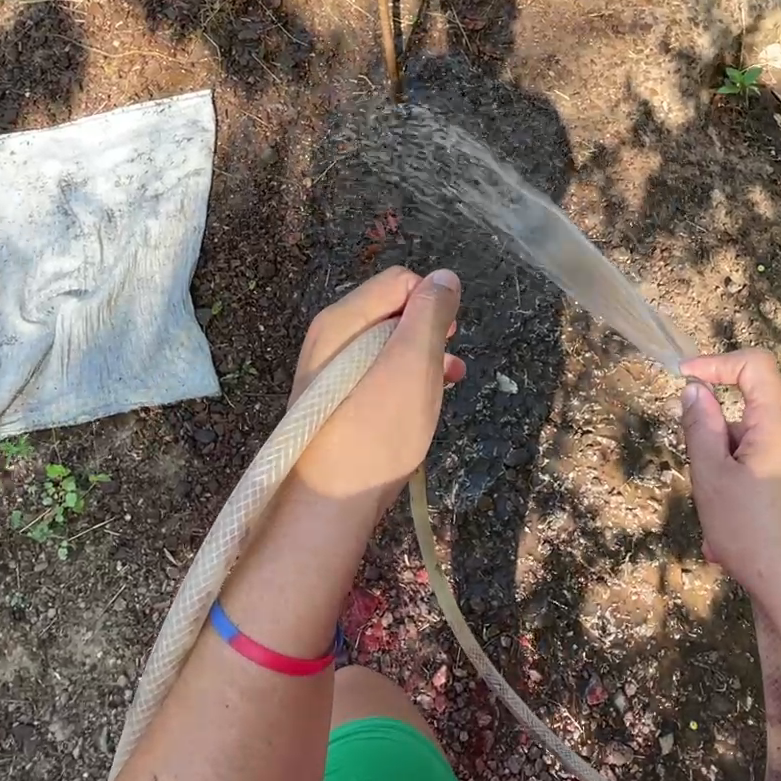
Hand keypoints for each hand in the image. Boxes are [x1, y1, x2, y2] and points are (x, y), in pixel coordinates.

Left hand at [289, 266, 464, 500]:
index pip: (400, 281)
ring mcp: (330, 373)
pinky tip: (422, 403)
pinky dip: (404, 381)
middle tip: (451, 361)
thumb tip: (444, 277)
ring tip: (449, 382)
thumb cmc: (377, 429)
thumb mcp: (413, 362)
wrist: (329, 503)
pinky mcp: (335, 403)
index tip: (449, 336)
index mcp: (344, 319)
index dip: (433, 302)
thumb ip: (430, 314)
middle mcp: (331, 338)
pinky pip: (377, 375)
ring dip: (422, 358)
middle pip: (393, 312)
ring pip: (388, 346)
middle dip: (429, 331)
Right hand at [680, 349, 780, 605]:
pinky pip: (768, 485)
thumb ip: (701, 428)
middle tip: (704, 492)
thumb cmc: (756, 534)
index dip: (718, 362)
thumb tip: (696, 390)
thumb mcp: (713, 478)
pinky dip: (744, 503)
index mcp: (780, 427)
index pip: (756, 366)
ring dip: (727, 486)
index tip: (684, 379)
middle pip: (749, 422)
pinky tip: (734, 548)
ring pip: (754, 460)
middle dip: (716, 451)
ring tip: (719, 536)